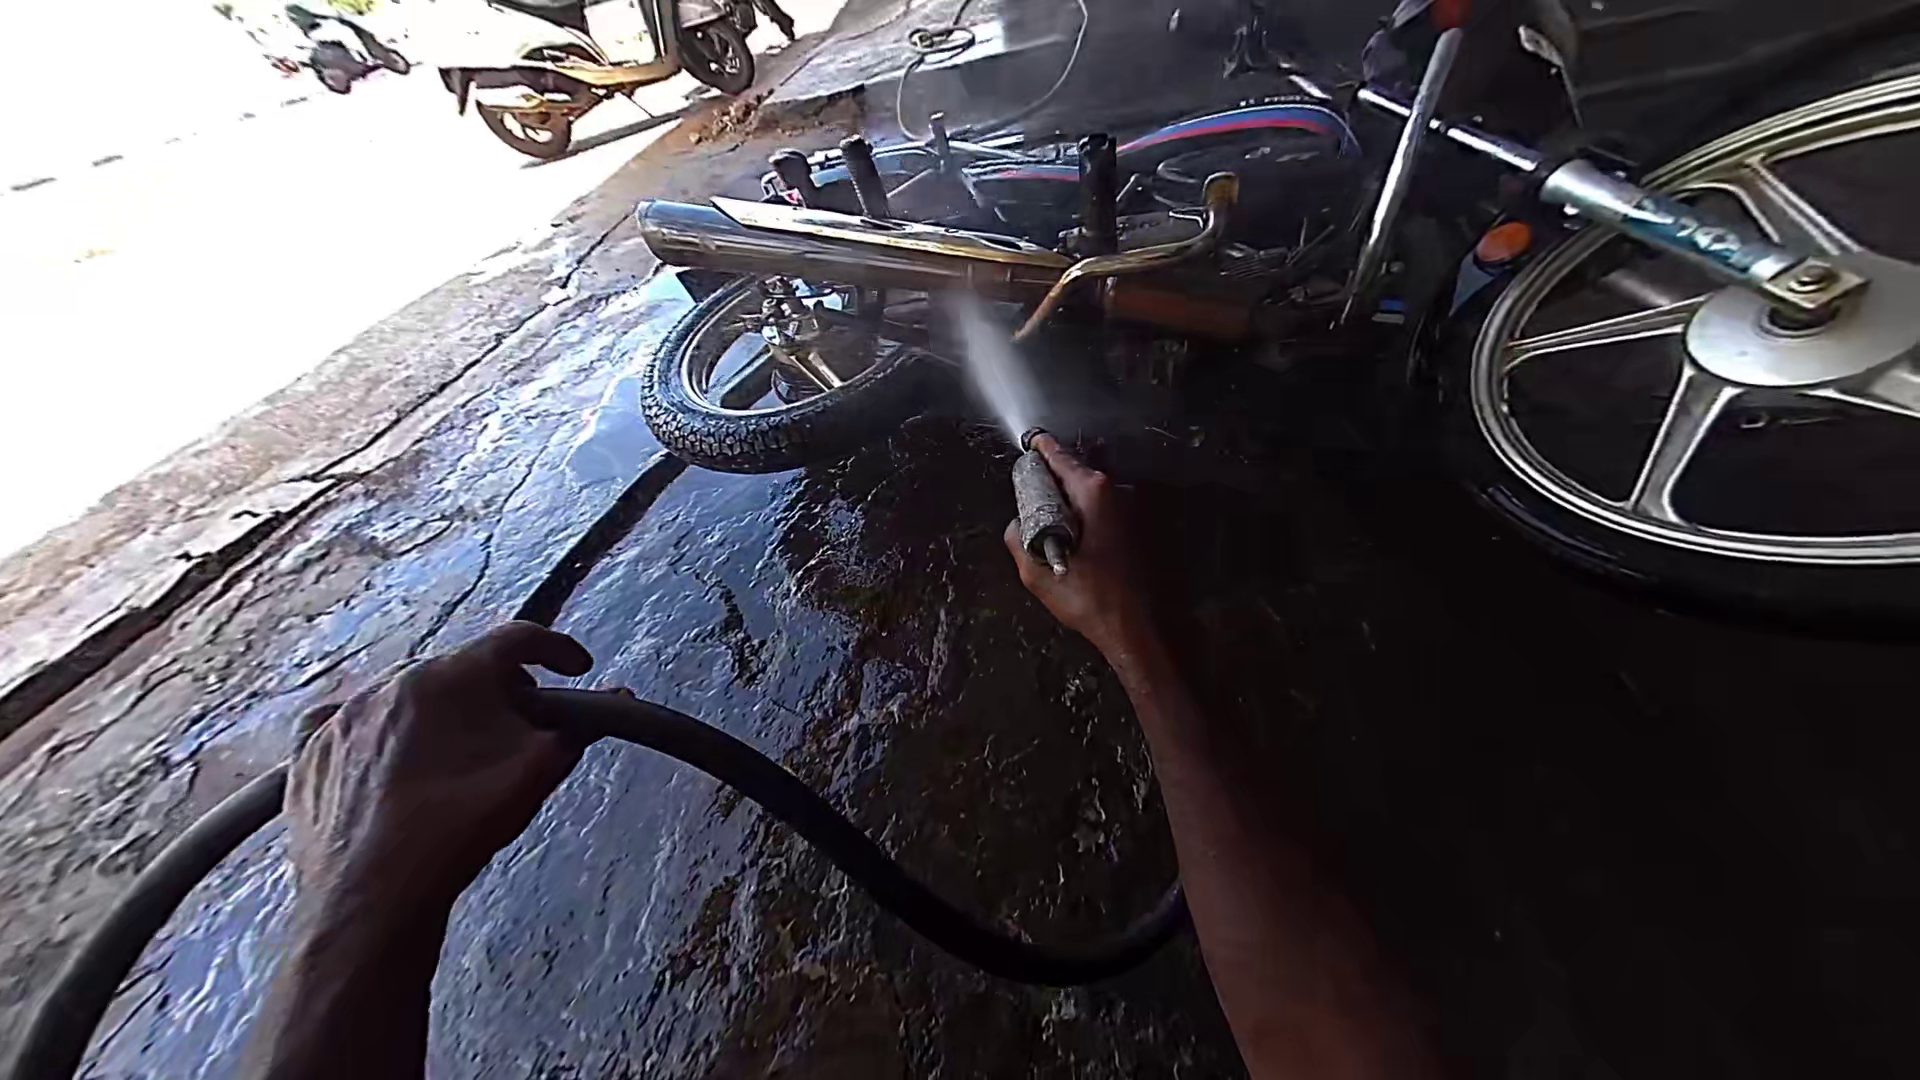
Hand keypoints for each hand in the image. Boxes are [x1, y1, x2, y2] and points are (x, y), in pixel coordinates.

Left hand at [286, 622, 600, 916]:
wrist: (373, 898)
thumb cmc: (467, 820)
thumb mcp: (544, 766)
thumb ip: (583, 723)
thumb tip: (619, 696)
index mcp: (455, 676)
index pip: (519, 637)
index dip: (558, 648)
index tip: (579, 670)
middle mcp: (395, 681)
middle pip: (466, 663)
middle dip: (503, 683)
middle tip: (523, 717)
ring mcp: (343, 715)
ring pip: (411, 686)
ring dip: (447, 701)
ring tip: (463, 738)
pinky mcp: (307, 752)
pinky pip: (349, 714)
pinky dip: (380, 718)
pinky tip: (391, 744)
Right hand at [1003, 434, 1153, 656]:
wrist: (1132, 626)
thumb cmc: (1088, 597)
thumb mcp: (1035, 572)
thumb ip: (1018, 539)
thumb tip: (1017, 524)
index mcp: (1093, 492)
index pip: (1059, 456)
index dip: (1040, 450)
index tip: (1028, 444)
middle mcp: (1116, 491)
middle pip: (1075, 471)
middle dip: (1051, 477)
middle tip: (1030, 491)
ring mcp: (1130, 507)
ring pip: (1089, 491)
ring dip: (1067, 497)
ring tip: (1048, 518)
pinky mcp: (1135, 526)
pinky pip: (1101, 508)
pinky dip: (1083, 512)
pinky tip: (1072, 536)